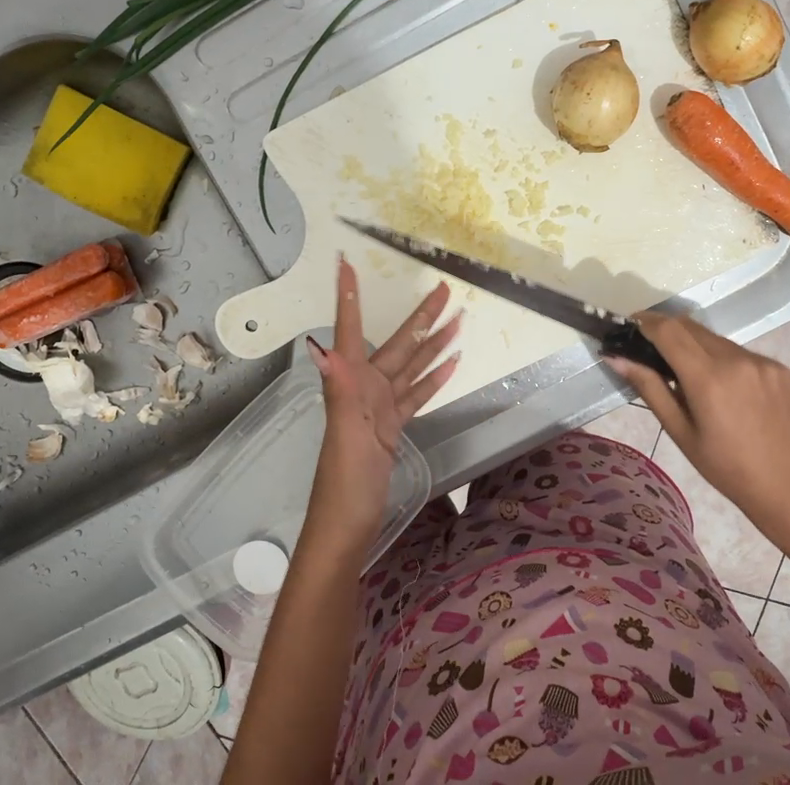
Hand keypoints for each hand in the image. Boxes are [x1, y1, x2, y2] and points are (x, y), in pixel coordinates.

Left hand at [302, 256, 460, 553]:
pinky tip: (452, 363)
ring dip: (434, 343)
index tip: (346, 263)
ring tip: (460, 319)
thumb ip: (341, 392)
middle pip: (397, 344)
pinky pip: (416, 395)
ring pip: (411, 367)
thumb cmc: (345, 483)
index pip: (350, 330)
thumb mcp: (345, 435)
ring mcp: (378, 408)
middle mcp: (363, 388)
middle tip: (444, 288)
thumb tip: (330, 350)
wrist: (347, 526)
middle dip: (420, 316)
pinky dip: (434, 378)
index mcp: (349, 383)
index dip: (350, 297)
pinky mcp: (391, 427)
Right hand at [606, 314, 789, 531]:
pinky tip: (724, 389)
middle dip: (667, 331)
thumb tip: (617, 357)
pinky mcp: (779, 368)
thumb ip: (649, 388)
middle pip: (691, 328)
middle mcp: (737, 360)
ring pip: (715, 339)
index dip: (646, 322)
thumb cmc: (726, 468)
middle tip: (650, 350)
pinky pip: (740, 353)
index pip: (669, 331)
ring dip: (695, 346)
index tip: (629, 325)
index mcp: (708, 378)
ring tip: (688, 376)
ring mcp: (762, 362)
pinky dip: (722, 360)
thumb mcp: (680, 432)